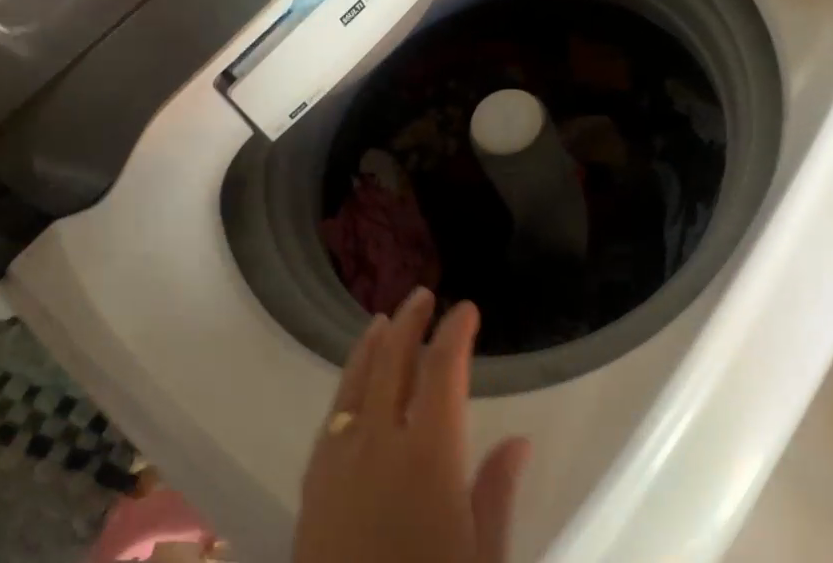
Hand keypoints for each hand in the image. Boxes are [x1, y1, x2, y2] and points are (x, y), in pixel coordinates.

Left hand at [294, 288, 530, 562]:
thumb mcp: (482, 553)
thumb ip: (496, 492)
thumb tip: (519, 441)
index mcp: (430, 453)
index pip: (442, 371)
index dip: (454, 333)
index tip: (466, 309)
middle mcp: (380, 444)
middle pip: (392, 364)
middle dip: (409, 324)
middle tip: (423, 296)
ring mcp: (339, 463)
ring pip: (354, 386)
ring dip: (370, 348)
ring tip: (381, 322)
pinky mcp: (313, 488)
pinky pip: (329, 421)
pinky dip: (345, 390)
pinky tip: (350, 391)